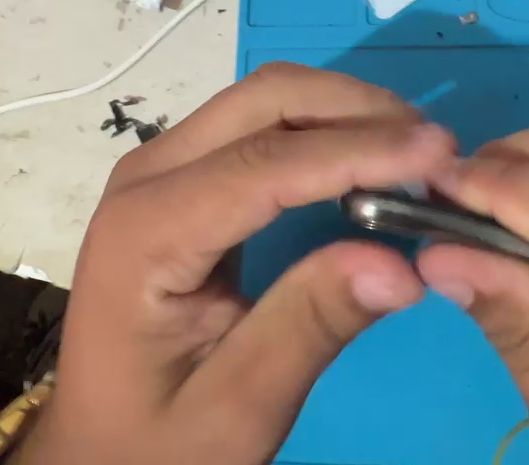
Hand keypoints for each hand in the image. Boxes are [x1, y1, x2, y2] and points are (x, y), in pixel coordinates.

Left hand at [13, 63, 457, 464]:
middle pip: (263, 101)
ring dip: (342, 108)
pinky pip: (259, 121)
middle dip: (355, 108)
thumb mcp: (234, 410)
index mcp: (147, 231)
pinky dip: (320, 123)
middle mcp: (148, 173)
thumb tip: (404, 266)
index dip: (355, 151)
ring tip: (412, 146)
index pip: (264, 164)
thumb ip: (310, 327)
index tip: (437, 151)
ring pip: (263, 98)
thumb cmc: (155, 439)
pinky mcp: (183, 169)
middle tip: (434, 146)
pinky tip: (364, 151)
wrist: (92, 445)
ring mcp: (162, 163)